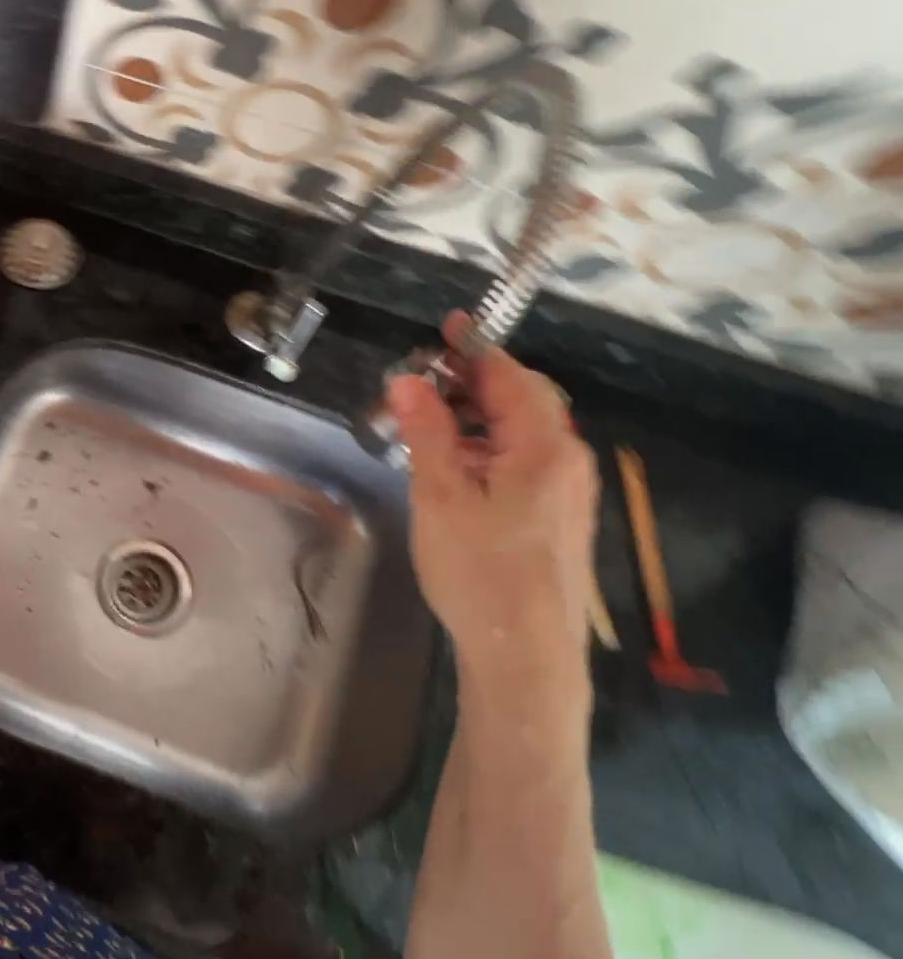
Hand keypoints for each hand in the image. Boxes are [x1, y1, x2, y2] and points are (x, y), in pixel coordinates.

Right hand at [389, 316, 600, 682]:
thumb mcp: (439, 495)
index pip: (510, 378)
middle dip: (474, 381)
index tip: (447, 325)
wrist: (524, 650)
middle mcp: (566, 460)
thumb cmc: (478, 569)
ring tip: (426, 421)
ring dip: (476, 415)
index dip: (476, 348)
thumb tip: (407, 380)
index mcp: (543, 448)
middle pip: (523, 400)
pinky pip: (524, 459)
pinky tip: (454, 463)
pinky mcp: (558, 515)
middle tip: (422, 377)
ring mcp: (567, 490)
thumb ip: (426, 432)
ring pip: (522, 431)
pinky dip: (487, 444)